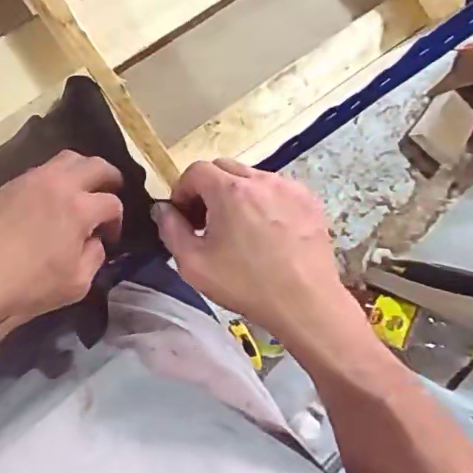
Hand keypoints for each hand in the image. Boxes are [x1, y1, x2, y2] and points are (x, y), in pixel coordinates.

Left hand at [0, 151, 123, 369]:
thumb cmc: (29, 286)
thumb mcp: (78, 282)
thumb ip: (94, 255)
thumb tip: (93, 239)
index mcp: (79, 207)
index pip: (112, 203)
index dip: (117, 221)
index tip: (110, 237)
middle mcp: (57, 183)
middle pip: (95, 164)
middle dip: (110, 178)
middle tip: (111, 194)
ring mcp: (30, 180)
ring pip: (66, 158)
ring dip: (82, 170)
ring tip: (83, 190)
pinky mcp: (8, 185)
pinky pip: (41, 170)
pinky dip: (55, 177)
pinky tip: (52, 198)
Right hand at [154, 159, 357, 340]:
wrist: (306, 304)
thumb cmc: (246, 285)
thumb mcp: (194, 264)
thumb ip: (171, 230)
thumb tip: (163, 210)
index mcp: (230, 191)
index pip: (196, 170)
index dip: (182, 190)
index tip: (183, 216)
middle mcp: (261, 180)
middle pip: (223, 168)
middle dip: (208, 189)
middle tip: (206, 221)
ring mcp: (289, 188)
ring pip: (251, 177)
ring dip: (236, 194)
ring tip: (238, 229)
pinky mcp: (309, 201)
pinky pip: (276, 190)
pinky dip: (264, 202)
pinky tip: (265, 232)